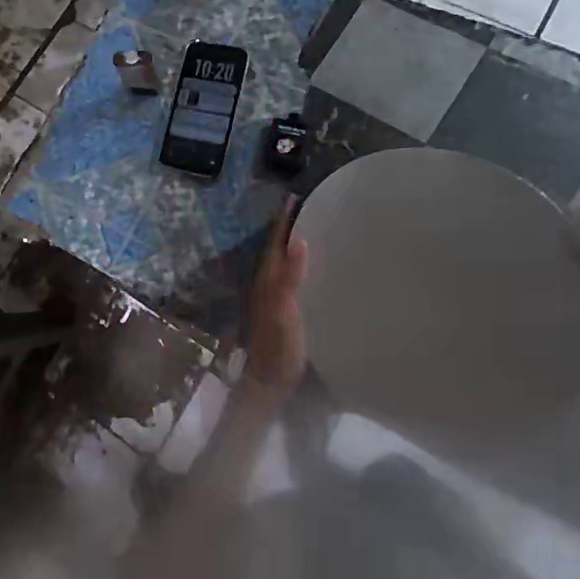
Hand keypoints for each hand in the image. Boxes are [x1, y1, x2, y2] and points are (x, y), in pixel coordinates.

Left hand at [243, 199, 308, 390]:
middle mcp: (268, 284)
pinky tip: (312, 268)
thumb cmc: (278, 346)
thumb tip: (298, 239)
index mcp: (268, 279)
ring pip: (282, 262)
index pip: (276, 242)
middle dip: (289, 227)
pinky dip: (298, 264)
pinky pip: (290, 277)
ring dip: (292, 244)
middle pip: (277, 248)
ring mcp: (274, 298)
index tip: (294, 196)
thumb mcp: (285, 311)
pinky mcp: (283, 311)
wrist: (270, 382)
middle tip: (307, 206)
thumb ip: (290, 277)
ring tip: (310, 228)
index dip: (284, 220)